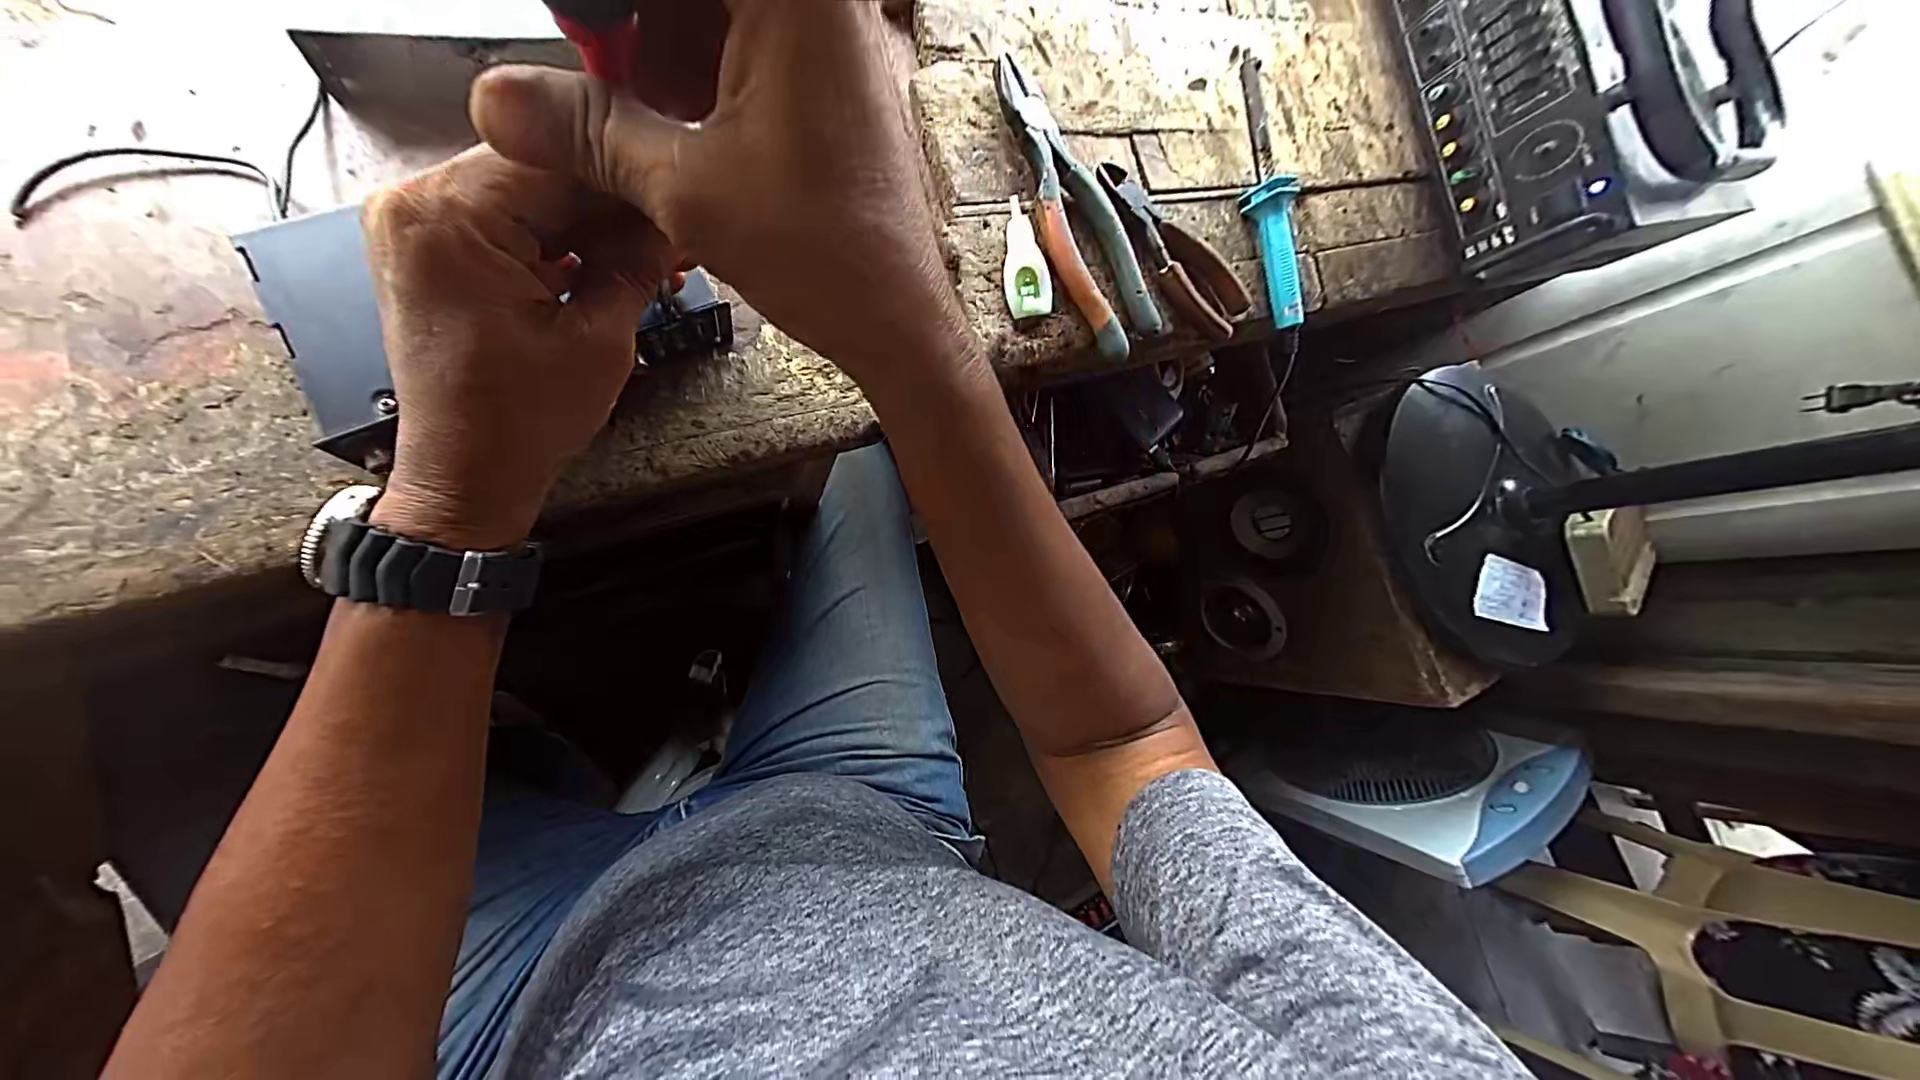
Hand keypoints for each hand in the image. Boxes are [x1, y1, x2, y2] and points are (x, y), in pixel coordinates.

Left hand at [360, 146, 678, 549]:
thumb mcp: (600, 341)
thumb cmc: (519, 420)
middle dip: (613, 210)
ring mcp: (419, 229)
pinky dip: (559, 247)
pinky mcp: (433, 254)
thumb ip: (635, 269)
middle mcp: (417, 206)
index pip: (558, 162)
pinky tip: (608, 270)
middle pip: (539, 175)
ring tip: (650, 263)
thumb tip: (670, 226)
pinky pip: (508, 228)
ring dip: (592, 231)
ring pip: (528, 201)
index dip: (629, 184)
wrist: (469, 471)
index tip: (677, 206)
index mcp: (449, 218)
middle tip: (673, 239)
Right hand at [468, 0, 978, 395]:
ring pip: (722, 17)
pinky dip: (708, 77)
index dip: (607, 13)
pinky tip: (686, 128)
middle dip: (639, 31)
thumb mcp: (686, 190)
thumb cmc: (820, 259)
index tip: (581, 42)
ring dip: (667, 51)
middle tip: (603, 79)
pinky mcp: (838, 85)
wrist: (899, 321)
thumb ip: (589, 131)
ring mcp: (836, 42)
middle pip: (698, 1)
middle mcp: (826, 5)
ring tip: (640, 117)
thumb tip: (496, 100)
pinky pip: (756, 48)